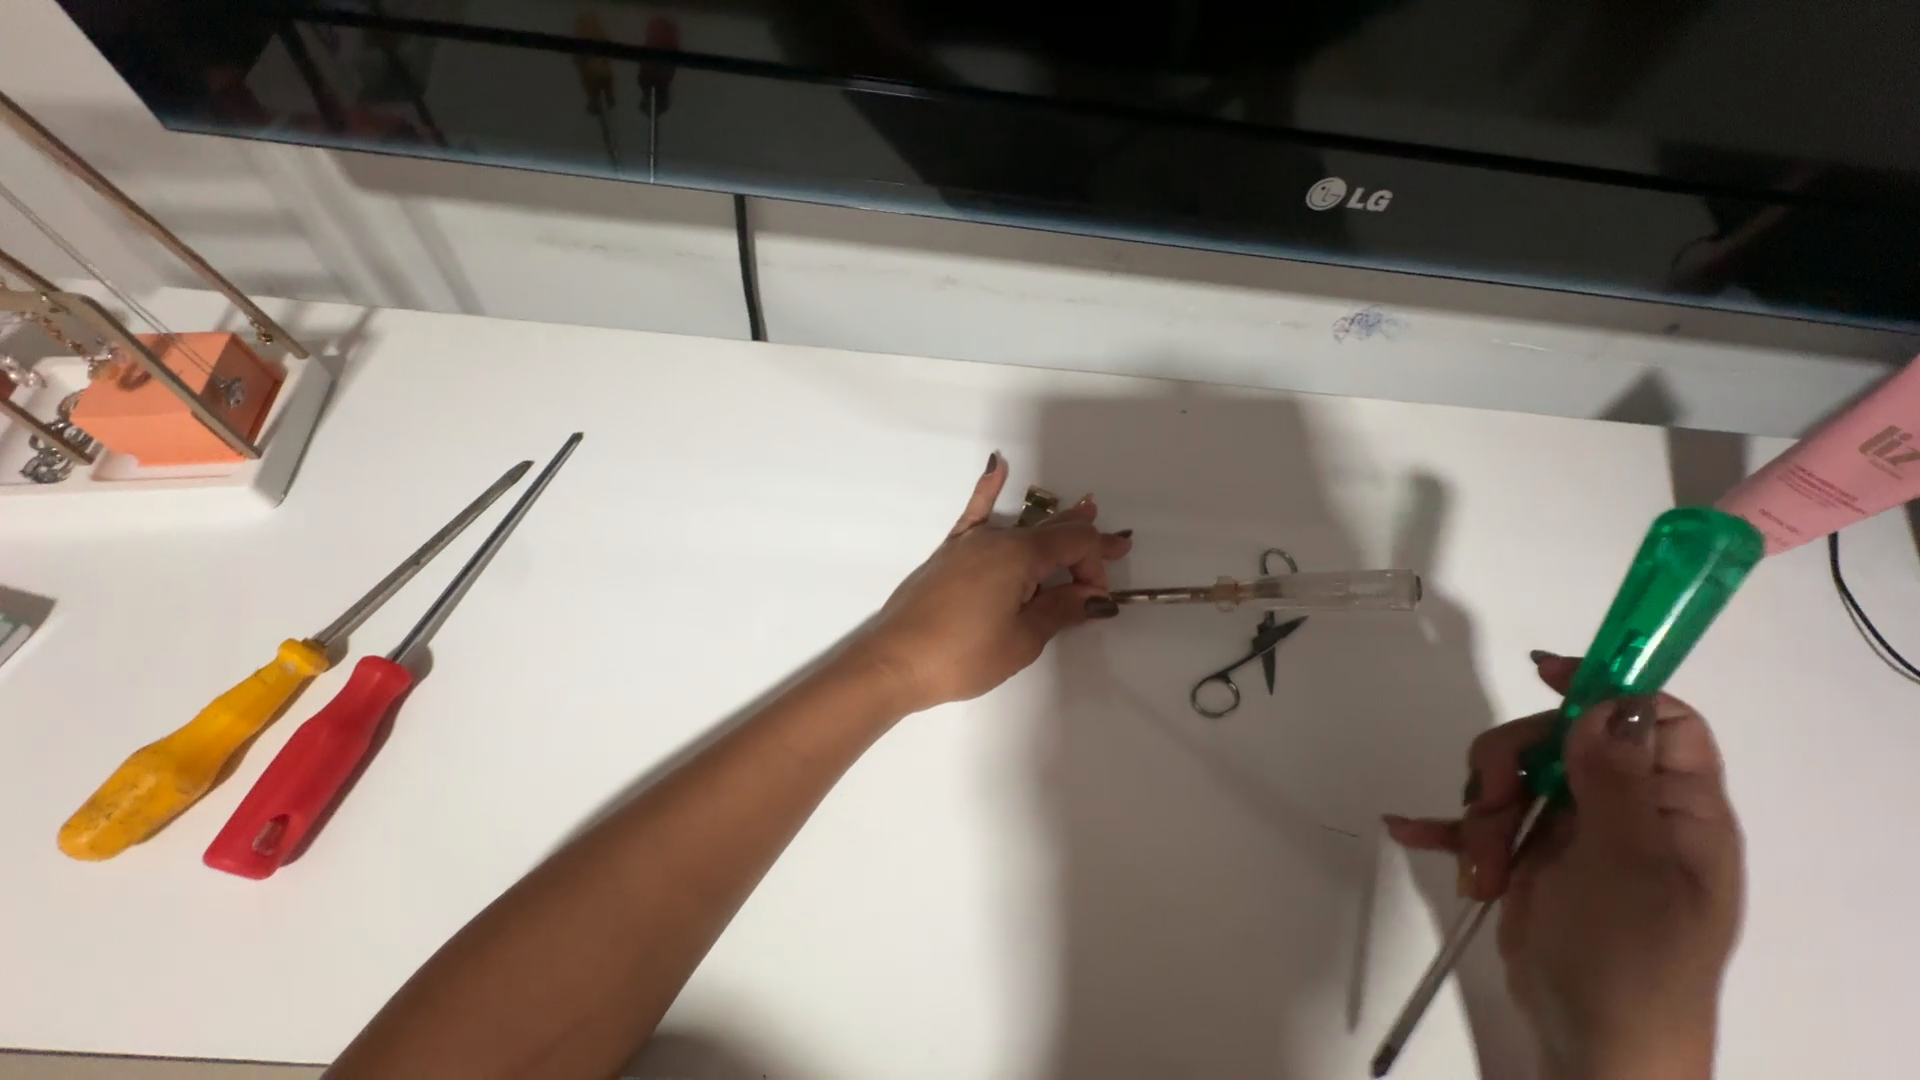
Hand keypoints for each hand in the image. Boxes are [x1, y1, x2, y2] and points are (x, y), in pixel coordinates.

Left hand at [846, 454, 1131, 714]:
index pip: (1074, 545)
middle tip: (1120, 546)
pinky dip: (989, 489)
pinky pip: (974, 512)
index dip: (1096, 567)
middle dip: (1085, 545)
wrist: (894, 661)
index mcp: (1019, 556)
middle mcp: (996, 539)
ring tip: (1086, 510)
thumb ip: (1060, 610)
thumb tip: (1094, 597)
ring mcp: (969, 543)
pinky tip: (998, 464)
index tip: (1099, 600)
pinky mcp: (949, 553)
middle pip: (1053, 533)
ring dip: (1055, 524)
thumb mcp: (1022, 639)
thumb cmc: (962, 656)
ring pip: (1023, 526)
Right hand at [1385, 652, 1743, 1079]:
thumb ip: (1615, 783)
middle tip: (1492, 807)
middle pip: (1557, 741)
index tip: (1545, 676)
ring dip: (1480, 815)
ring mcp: (1570, 836)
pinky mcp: (1524, 861)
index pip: (1655, 721)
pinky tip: (1408, 831)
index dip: (1606, 688)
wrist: (1592, 1045)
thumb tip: (1601, 707)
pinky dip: (1444, 827)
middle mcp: (1622, 812)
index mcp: (1673, 810)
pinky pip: (1475, 824)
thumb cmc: (1631, 959)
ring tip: (1481, 869)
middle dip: (1511, 768)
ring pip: (1510, 779)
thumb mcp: (1630, 869)